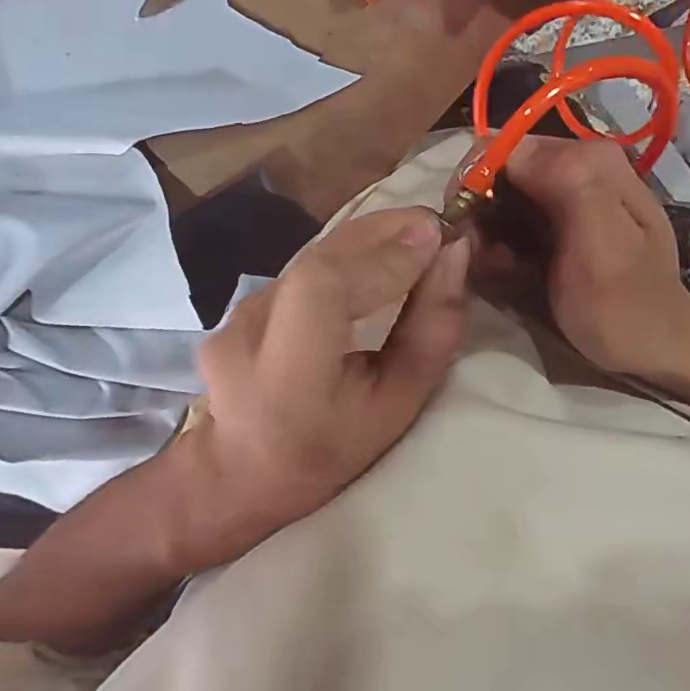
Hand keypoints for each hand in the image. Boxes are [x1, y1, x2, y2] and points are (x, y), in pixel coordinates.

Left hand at [176, 206, 471, 565]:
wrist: (244, 465)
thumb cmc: (332, 449)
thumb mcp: (397, 407)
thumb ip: (431, 332)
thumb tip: (453, 255)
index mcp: (287, 376)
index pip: (325, 289)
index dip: (383, 257)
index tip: (438, 238)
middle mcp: (248, 333)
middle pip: (317, 258)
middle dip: (383, 231)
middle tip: (435, 225)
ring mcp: (236, 314)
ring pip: (311, 256)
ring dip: (366, 239)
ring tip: (414, 238)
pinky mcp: (237, 303)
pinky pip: (301, 267)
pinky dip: (344, 256)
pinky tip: (374, 259)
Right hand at [481, 135, 689, 379]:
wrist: (652, 348)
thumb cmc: (624, 305)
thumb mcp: (602, 245)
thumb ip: (570, 184)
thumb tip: (513, 148)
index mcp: (589, 160)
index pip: (502, 145)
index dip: (474, 182)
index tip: (468, 231)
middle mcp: (575, 165)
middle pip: (495, 171)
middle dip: (479, 213)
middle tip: (485, 259)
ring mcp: (565, 193)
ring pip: (496, 197)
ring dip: (485, 234)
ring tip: (500, 270)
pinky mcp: (555, 220)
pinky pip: (506, 219)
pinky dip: (497, 244)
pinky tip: (509, 271)